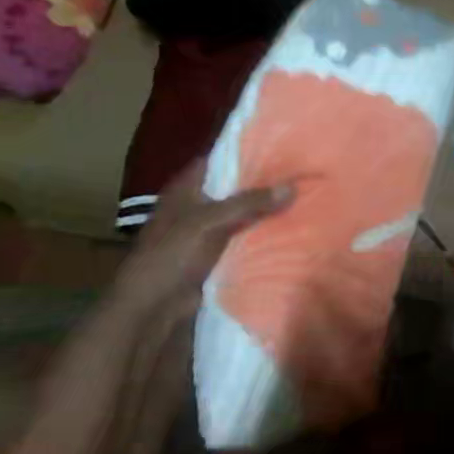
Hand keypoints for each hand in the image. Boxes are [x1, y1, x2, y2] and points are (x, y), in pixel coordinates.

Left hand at [102, 161, 292, 330]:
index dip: (246, 151)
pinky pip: (242, 240)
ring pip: (240, 216)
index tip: (280, 146)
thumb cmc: (172, 254)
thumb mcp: (211, 221)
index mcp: (186, 187)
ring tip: (302, 198)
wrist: (152, 306)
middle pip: (233, 188)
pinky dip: (260, 237)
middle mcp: (196, 205)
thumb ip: (250, 202)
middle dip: (262, 184)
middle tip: (299, 173)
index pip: (219, 159)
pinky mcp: (213, 256)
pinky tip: (289, 231)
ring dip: (264, 212)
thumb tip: (292, 186)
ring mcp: (204, 232)